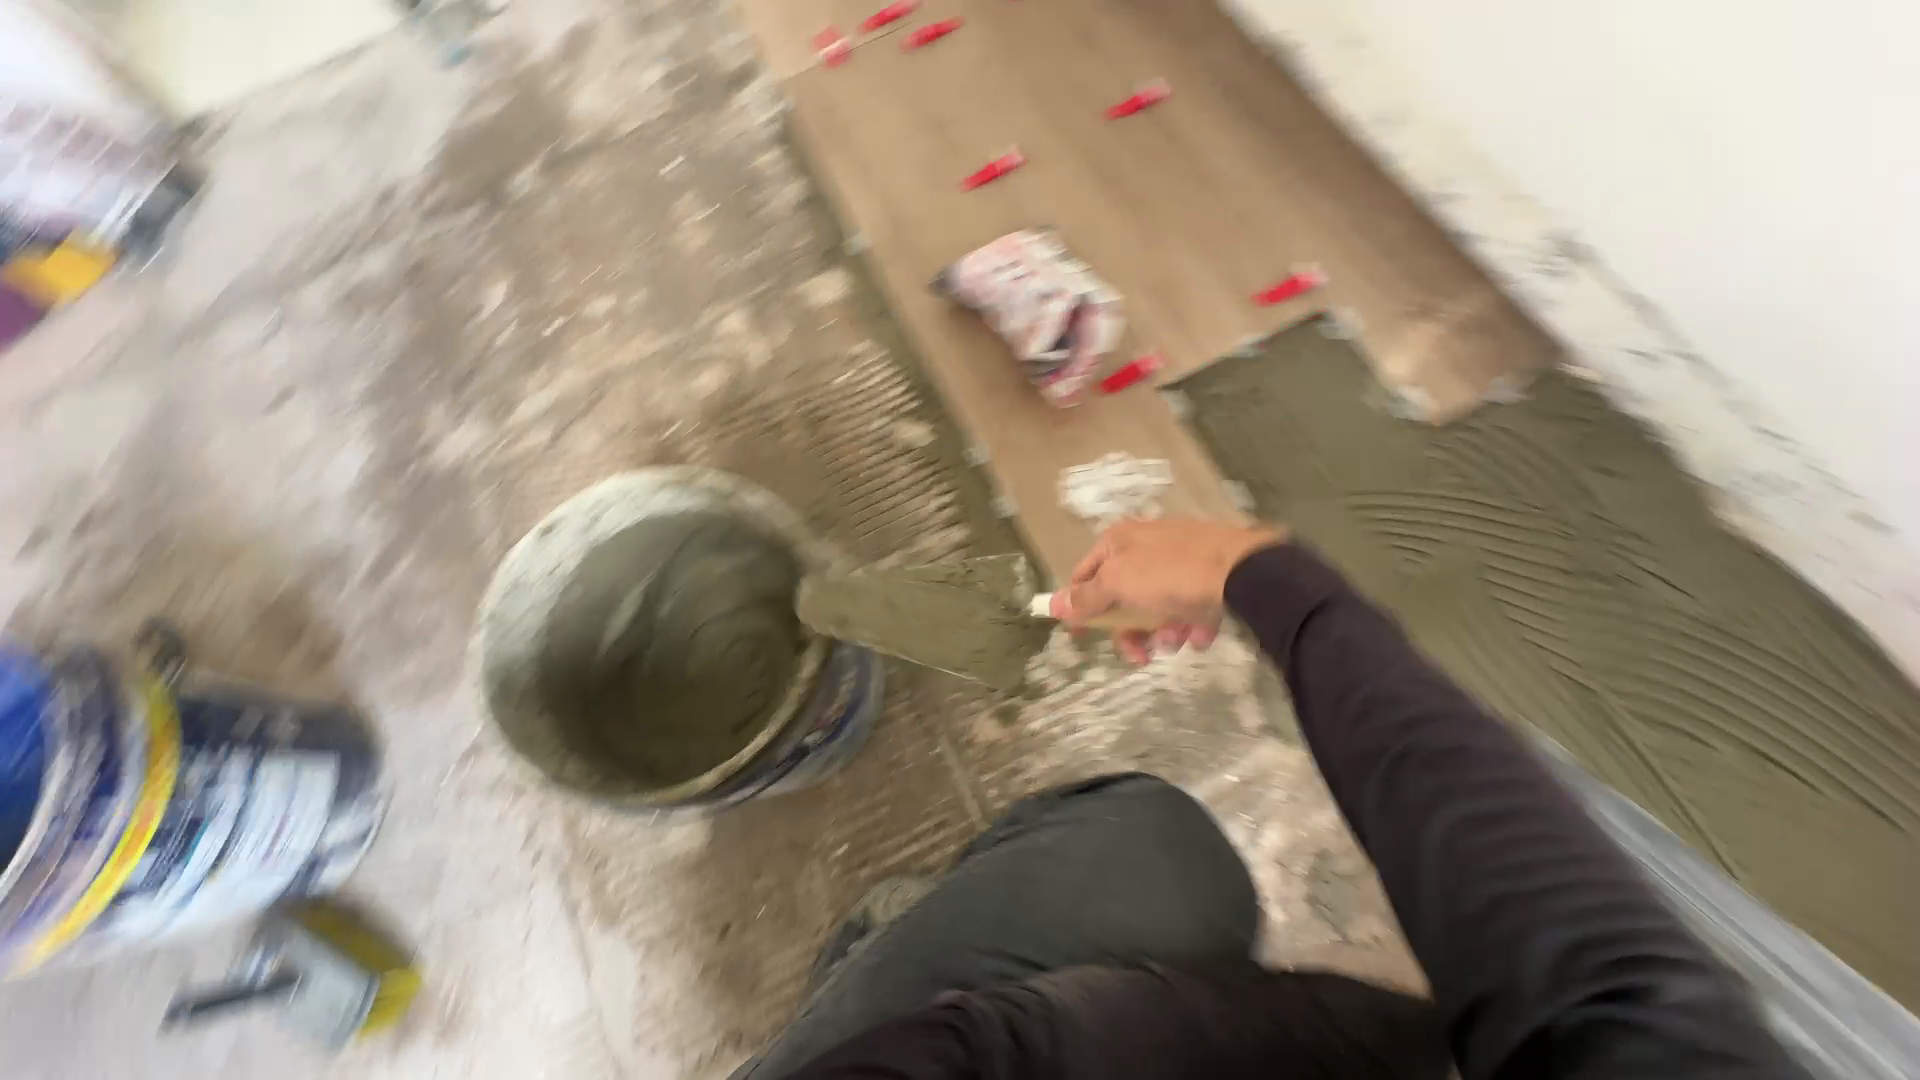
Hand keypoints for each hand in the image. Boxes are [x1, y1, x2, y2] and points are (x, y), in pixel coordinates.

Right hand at [1051, 519, 1286, 663]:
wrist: (1242, 571)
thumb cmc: (1169, 575)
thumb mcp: (1118, 585)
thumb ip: (1086, 597)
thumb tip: (1052, 604)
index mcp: (1118, 541)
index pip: (1084, 575)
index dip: (1079, 606)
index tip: (1080, 637)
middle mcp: (1146, 546)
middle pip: (1122, 597)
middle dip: (1129, 630)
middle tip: (1139, 655)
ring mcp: (1180, 560)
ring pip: (1157, 607)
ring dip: (1162, 632)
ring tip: (1178, 638)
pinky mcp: (1208, 577)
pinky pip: (1189, 607)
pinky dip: (1191, 624)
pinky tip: (1201, 632)